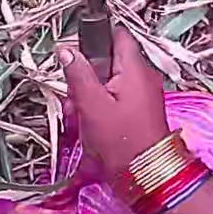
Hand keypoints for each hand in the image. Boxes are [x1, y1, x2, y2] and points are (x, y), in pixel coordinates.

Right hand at [60, 28, 169, 173]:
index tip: (74, 56)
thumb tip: (67, 50)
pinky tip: (87, 130)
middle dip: (83, 80)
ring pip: (105, 86)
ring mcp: (140, 97)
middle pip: (105, 65)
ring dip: (86, 100)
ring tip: (78, 120)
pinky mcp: (136, 114)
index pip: (116, 36)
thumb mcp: (92, 104)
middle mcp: (140, 79)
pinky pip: (111, 103)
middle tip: (74, 99)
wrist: (146, 177)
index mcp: (134, 70)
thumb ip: (78, 74)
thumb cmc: (121, 141)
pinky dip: (97, 112)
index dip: (93, 40)